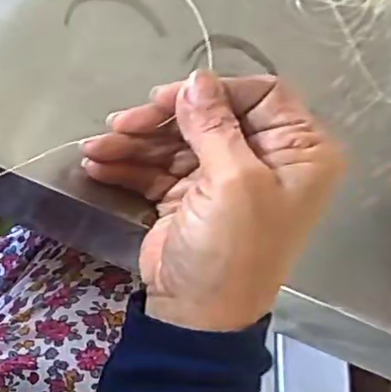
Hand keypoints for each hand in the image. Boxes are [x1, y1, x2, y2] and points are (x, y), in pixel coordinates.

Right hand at [80, 71, 344, 331]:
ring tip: (93, 150)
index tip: (161, 99)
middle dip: (158, 121)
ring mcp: (218, 181)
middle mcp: (261, 160)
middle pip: (206, 120)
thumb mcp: (231, 182)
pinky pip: (152, 172)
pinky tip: (97, 166)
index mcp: (296, 151)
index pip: (259, 98)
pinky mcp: (181, 199)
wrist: (197, 309)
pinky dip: (124, 167)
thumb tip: (196, 81)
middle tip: (117, 125)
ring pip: (171, 145)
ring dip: (131, 145)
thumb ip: (213, 128)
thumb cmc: (231, 247)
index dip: (210, 94)